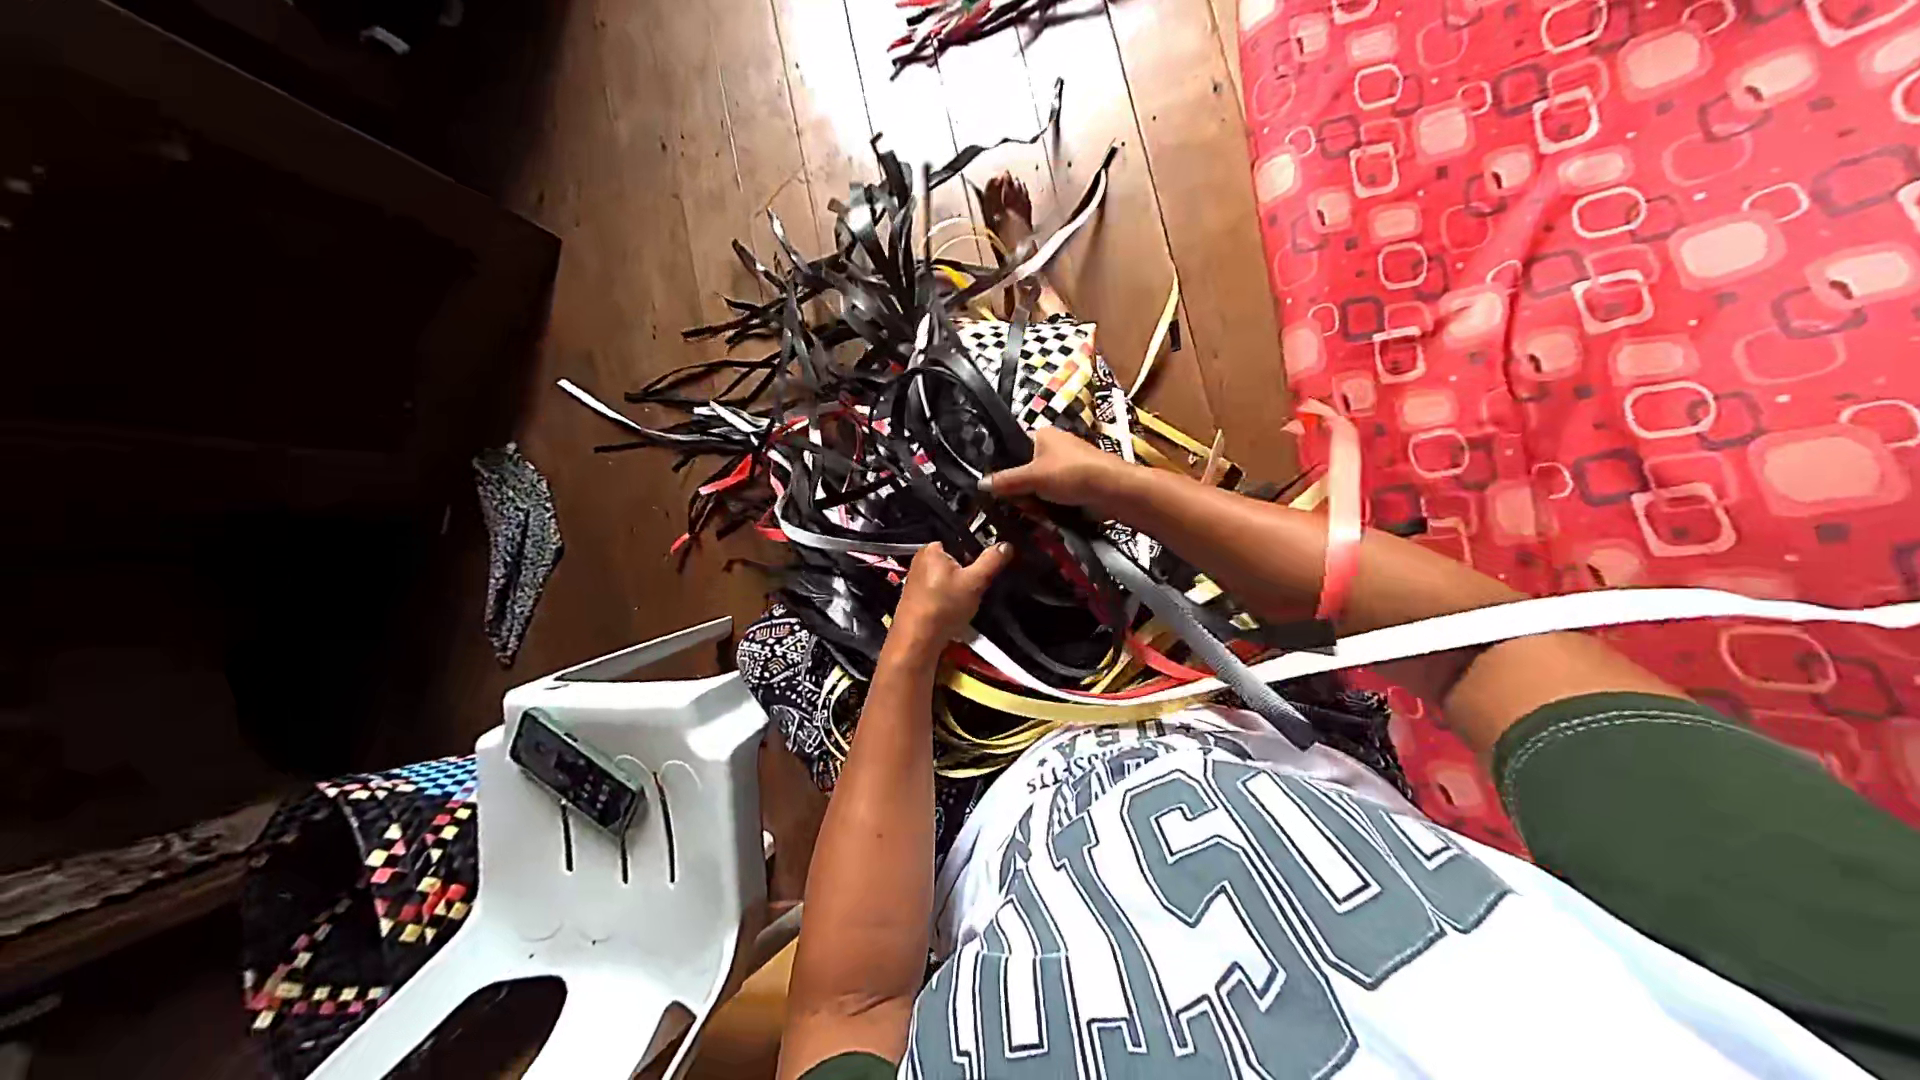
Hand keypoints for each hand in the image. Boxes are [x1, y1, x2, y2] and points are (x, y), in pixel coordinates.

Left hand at [886, 541, 1013, 658]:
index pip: (961, 541)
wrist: (917, 640)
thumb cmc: (944, 606)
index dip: (977, 554)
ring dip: (960, 588)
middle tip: (977, 588)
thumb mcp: (975, 582)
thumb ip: (992, 561)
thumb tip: (1006, 545)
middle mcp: (921, 559)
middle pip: (956, 560)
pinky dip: (949, 598)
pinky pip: (940, 591)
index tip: (986, 570)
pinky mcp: (916, 597)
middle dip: (969, 573)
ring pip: (948, 578)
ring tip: (965, 602)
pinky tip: (953, 611)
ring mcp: (916, 579)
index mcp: (932, 548)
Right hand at [978, 428, 1134, 510]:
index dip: (1004, 469)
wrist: (1112, 491)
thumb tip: (979, 483)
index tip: (998, 488)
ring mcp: (1065, 468)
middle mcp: (1053, 449)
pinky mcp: (1074, 486)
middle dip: (1021, 492)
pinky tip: (1049, 516)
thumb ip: (1005, 481)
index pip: (1012, 449)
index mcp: (1042, 435)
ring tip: (1039, 512)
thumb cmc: (1070, 474)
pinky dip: (1049, 508)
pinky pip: (1051, 497)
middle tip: (1022, 504)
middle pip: (1023, 473)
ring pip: (1036, 488)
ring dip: (1035, 503)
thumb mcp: (1032, 477)